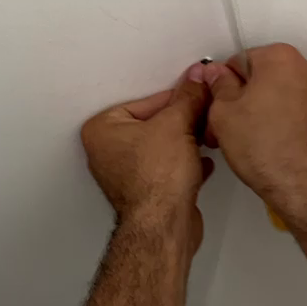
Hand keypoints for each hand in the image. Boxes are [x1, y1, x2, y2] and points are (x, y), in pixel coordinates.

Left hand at [81, 64, 215, 239]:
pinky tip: (201, 164)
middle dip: (182, 122)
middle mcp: (106, 151)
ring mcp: (124, 175)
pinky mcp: (143, 194)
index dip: (177, 99)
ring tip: (204, 139)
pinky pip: (166, 169)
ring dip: (186, 143)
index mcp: (102, 129)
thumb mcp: (176, 123)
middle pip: (154, 124)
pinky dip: (184, 165)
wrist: (164, 227)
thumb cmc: (156, 178)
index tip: (196, 94)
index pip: (146, 102)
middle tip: (203, 117)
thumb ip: (188, 97)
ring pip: (162, 148)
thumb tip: (196, 78)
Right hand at [203, 44, 306, 223]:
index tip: (218, 103)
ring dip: (262, 110)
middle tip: (228, 124)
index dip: (223, 85)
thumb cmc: (269, 150)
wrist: (306, 187)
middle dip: (244, 97)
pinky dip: (282, 121)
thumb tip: (216, 75)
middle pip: (262, 76)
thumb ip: (217, 85)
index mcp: (280, 57)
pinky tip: (269, 143)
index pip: (239, 60)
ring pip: (279, 94)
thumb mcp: (223, 112)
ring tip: (248, 138)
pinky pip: (296, 110)